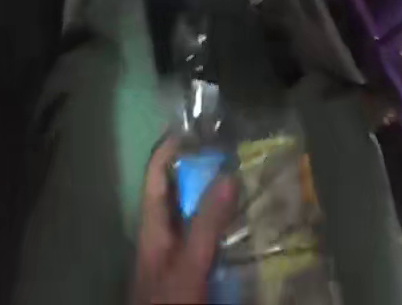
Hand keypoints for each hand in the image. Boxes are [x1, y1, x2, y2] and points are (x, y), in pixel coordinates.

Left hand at [129, 136, 237, 304]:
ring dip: (218, 200)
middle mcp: (161, 238)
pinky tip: (248, 230)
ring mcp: (174, 259)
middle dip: (205, 170)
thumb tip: (227, 172)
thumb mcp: (187, 267)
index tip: (201, 123)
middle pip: (179, 192)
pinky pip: (207, 245)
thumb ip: (205, 223)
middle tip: (238, 152)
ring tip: (250, 182)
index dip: (172, 144)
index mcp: (151, 227)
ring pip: (195, 218)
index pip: (156, 172)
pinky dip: (225, 232)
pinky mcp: (189, 279)